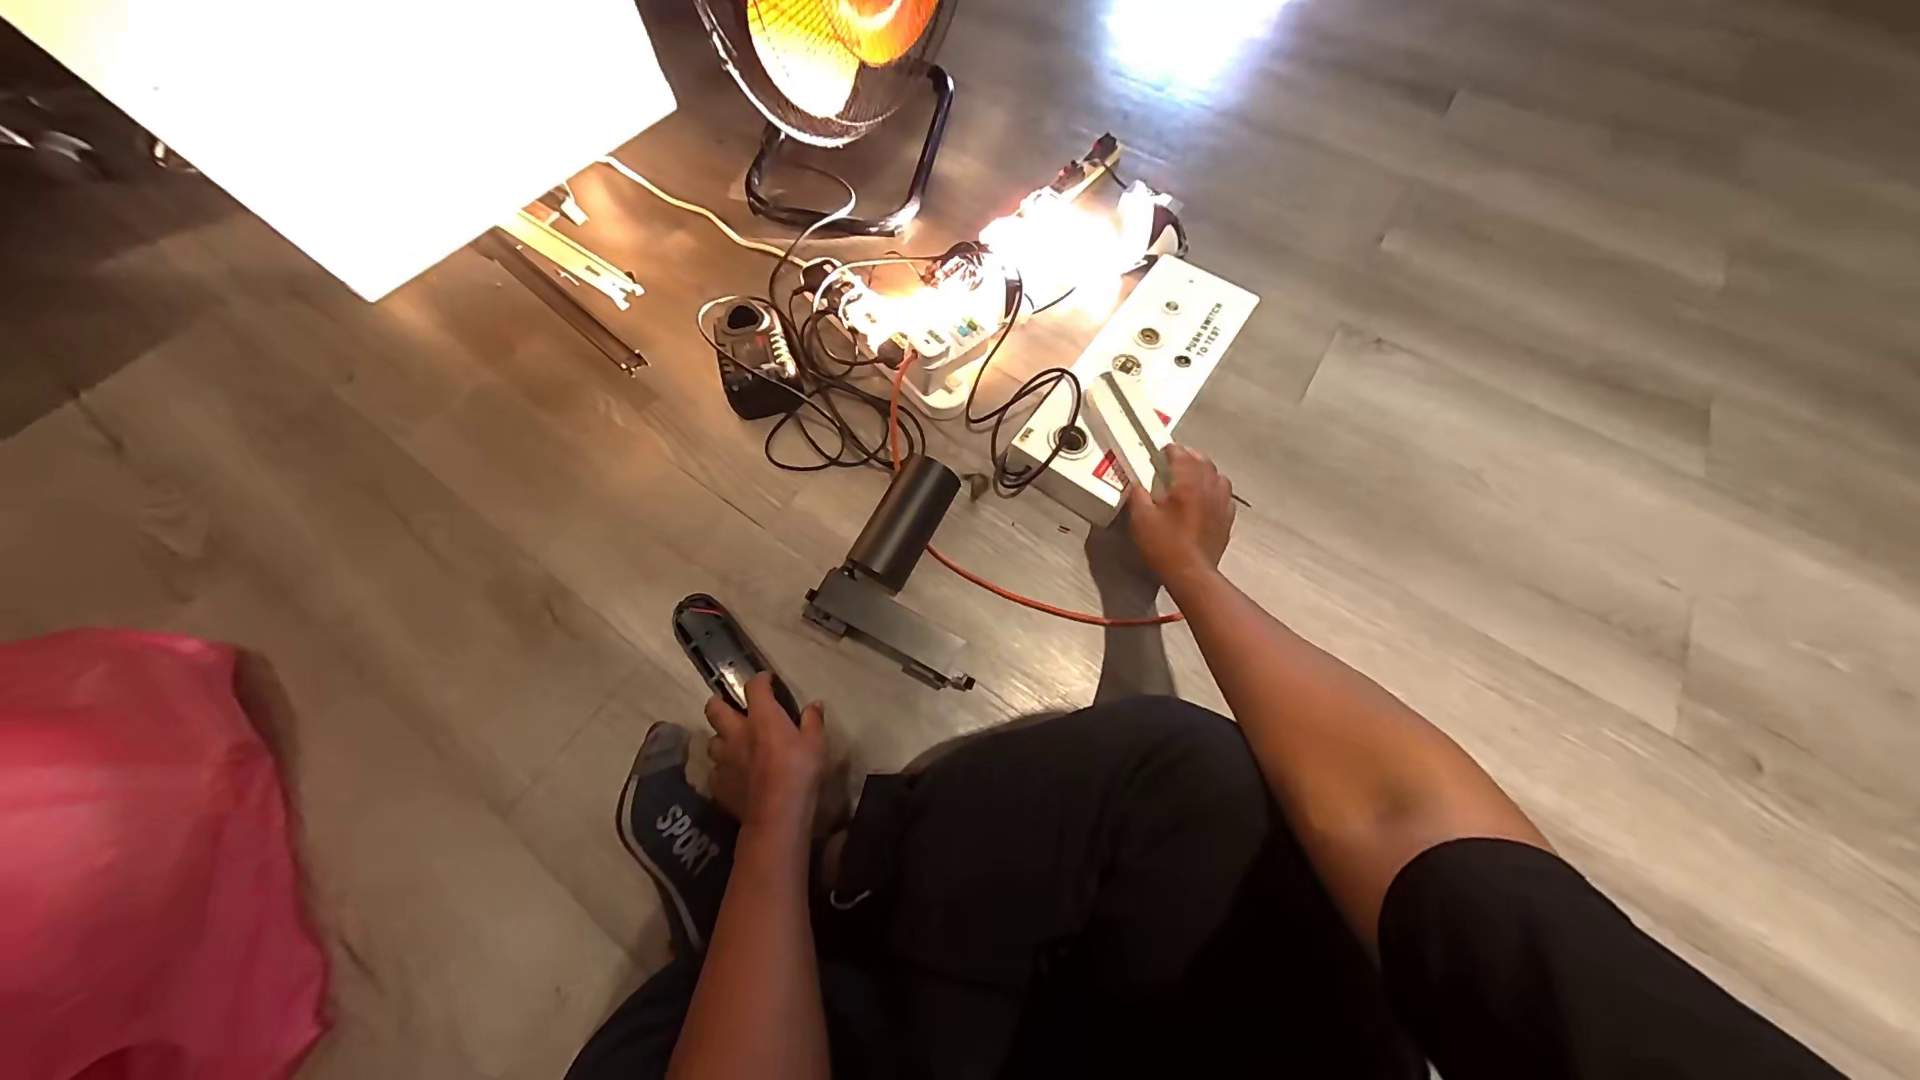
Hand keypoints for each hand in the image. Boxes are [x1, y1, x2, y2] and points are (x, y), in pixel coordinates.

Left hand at [705, 674, 827, 831]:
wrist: (776, 815)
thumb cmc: (800, 772)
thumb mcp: (816, 743)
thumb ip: (813, 721)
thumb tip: (815, 704)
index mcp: (762, 717)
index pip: (754, 688)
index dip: (759, 680)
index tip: (766, 680)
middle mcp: (736, 732)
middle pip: (714, 708)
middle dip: (720, 703)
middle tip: (734, 708)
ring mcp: (723, 759)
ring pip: (712, 740)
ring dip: (722, 738)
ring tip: (734, 744)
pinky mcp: (718, 784)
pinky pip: (716, 770)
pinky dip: (724, 769)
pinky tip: (735, 774)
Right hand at [1124, 445, 1235, 590]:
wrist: (1191, 573)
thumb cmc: (1164, 545)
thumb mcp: (1141, 519)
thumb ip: (1137, 495)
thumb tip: (1135, 483)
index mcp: (1187, 484)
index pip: (1182, 456)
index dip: (1171, 450)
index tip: (1162, 451)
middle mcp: (1209, 489)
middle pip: (1203, 462)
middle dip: (1189, 456)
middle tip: (1175, 459)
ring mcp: (1221, 504)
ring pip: (1218, 476)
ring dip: (1205, 470)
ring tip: (1192, 475)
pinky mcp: (1226, 519)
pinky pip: (1224, 495)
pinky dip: (1215, 489)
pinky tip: (1206, 497)